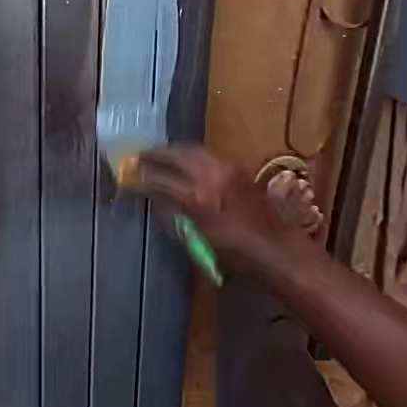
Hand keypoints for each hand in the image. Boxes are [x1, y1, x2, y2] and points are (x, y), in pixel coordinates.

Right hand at [133, 146, 304, 278]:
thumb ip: (175, 219)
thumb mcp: (200, 243)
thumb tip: (156, 202)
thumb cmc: (238, 256)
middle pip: (176, 154)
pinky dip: (192, 155)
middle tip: (140, 157)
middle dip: (156, 154)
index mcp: (198, 197)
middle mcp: (211, 175)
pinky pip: (208, 154)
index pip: (159, 180)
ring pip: (194, 149)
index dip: (140, 180)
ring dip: (174, 151)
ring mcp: (227, 168)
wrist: (279, 250)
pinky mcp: (239, 168)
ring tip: (160, 156)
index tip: (127, 179)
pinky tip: (186, 163)